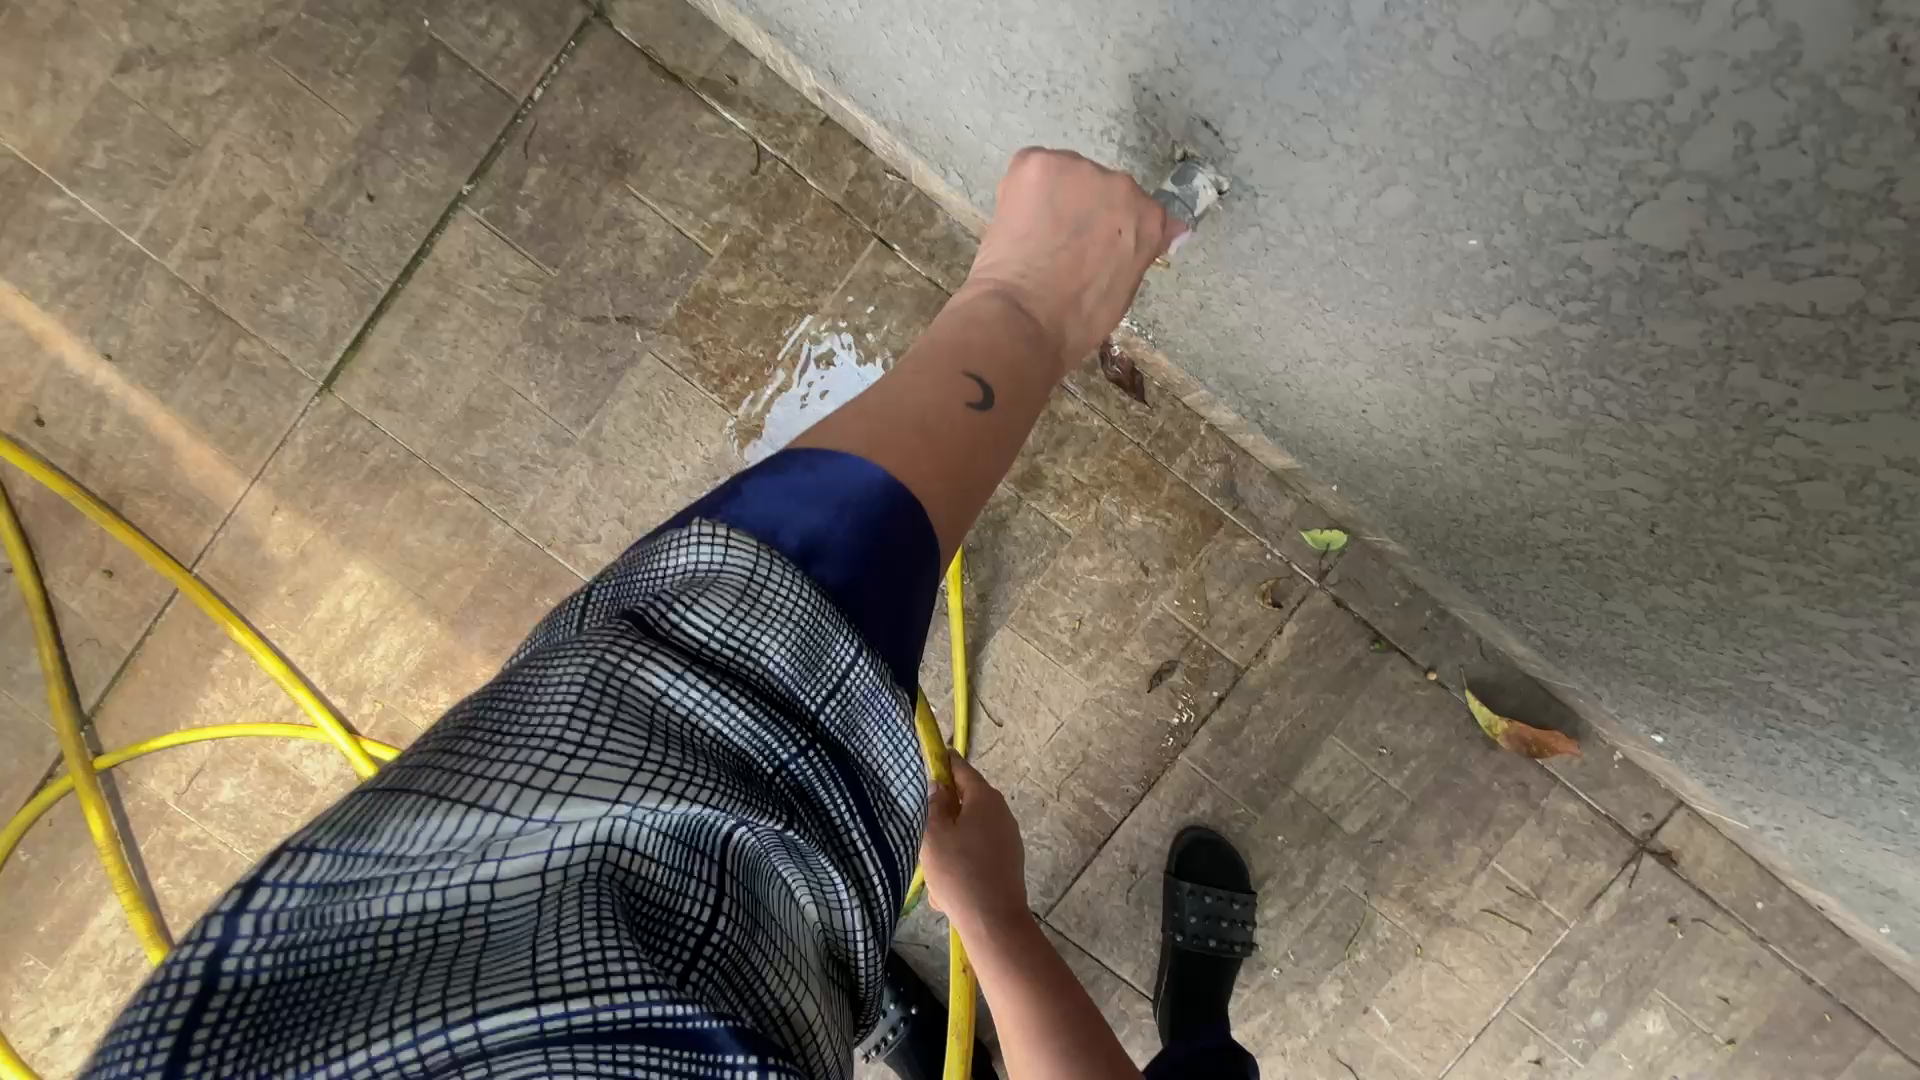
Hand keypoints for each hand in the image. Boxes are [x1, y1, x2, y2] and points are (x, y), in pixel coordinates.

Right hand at [920, 753, 1029, 933]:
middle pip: (965, 802)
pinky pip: (976, 854)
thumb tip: (939, 787)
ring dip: (949, 847)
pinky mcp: (1008, 862)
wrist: (994, 923)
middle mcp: (1001, 812)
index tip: (930, 757)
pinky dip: (961, 865)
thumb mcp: (935, 835)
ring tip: (935, 875)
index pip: (961, 768)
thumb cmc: (959, 872)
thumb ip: (934, 805)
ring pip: (967, 832)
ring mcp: (1007, 837)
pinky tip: (948, 893)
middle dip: (943, 817)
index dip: (944, 762)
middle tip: (925, 836)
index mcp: (984, 798)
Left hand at [956, 147, 1182, 377]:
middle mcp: (1121, 185)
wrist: (1022, 319)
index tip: (1093, 251)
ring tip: (1035, 241)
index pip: (1138, 212)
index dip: (1111, 232)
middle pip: (1101, 191)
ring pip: (1066, 178)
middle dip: (1083, 214)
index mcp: (1148, 219)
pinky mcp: (1035, 163)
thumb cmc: (1073, 323)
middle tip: (1059, 251)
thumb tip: (1172, 231)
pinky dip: (1023, 193)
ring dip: (1054, 200)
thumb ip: (1141, 252)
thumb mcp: (1122, 293)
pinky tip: (1016, 226)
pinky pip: (1031, 171)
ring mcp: (1077, 169)